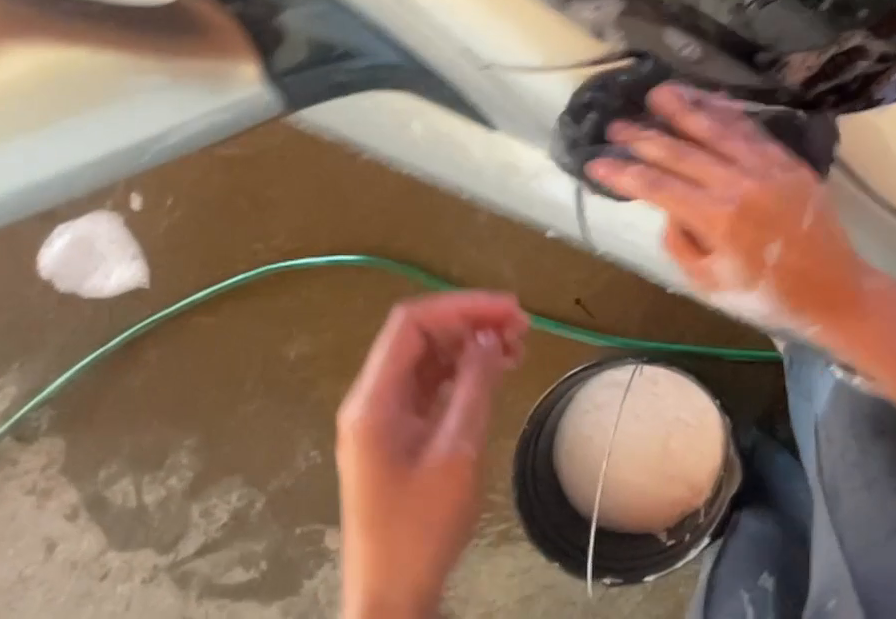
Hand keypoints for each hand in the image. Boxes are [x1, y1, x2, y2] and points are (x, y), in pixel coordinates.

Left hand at [336, 293, 525, 618]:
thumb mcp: (457, 451)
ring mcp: (386, 417)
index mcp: (374, 401)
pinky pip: (433, 383)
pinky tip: (499, 369)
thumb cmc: (422, 526)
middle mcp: (374, 400)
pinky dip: (466, 369)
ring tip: (518, 346)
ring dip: (472, 343)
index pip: (412, 324)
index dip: (462, 306)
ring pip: (430, 356)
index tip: (510, 311)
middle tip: (522, 327)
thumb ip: (473, 386)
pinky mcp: (401, 432)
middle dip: (471, 321)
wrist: (393, 592)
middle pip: (421, 335)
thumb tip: (490, 337)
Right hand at [587, 83, 873, 333]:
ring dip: (687, 109)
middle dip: (646, 137)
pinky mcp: (789, 162)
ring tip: (659, 92)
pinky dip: (730, 113)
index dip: (625, 172)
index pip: (659, 187)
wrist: (834, 289)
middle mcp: (741, 184)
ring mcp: (768, 168)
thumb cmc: (767, 295)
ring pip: (720, 130)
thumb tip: (668, 210)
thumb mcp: (710, 283)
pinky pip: (754, 131)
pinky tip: (711, 100)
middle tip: (617, 123)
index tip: (596, 161)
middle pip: (684, 152)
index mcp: (718, 219)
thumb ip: (681, 244)